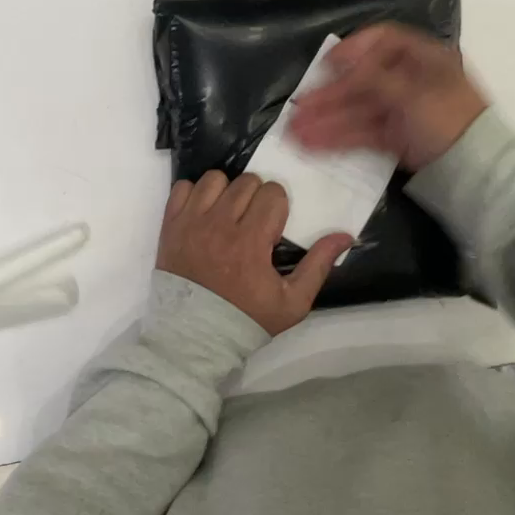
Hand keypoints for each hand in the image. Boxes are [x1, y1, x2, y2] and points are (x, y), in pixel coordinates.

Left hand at [156, 172, 352, 335]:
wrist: (194, 336)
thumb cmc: (246, 318)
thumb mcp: (292, 302)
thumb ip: (318, 265)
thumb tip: (345, 236)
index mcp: (251, 240)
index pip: (273, 193)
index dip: (278, 208)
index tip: (273, 229)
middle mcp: (219, 224)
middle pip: (247, 182)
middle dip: (256, 198)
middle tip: (254, 222)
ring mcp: (191, 222)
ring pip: (215, 179)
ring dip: (226, 192)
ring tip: (228, 215)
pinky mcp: (169, 225)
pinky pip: (182, 187)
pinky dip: (195, 195)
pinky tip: (203, 214)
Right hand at [289, 23, 488, 171]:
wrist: (476, 167)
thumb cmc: (449, 118)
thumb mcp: (413, 92)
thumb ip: (372, 75)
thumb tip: (339, 58)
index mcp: (423, 59)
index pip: (383, 41)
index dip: (354, 48)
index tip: (328, 63)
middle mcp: (410, 80)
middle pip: (362, 80)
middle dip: (328, 94)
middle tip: (298, 107)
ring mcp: (401, 110)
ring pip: (357, 109)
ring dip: (326, 119)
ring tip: (294, 131)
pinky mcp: (395, 138)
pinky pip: (361, 132)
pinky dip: (337, 137)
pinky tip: (312, 143)